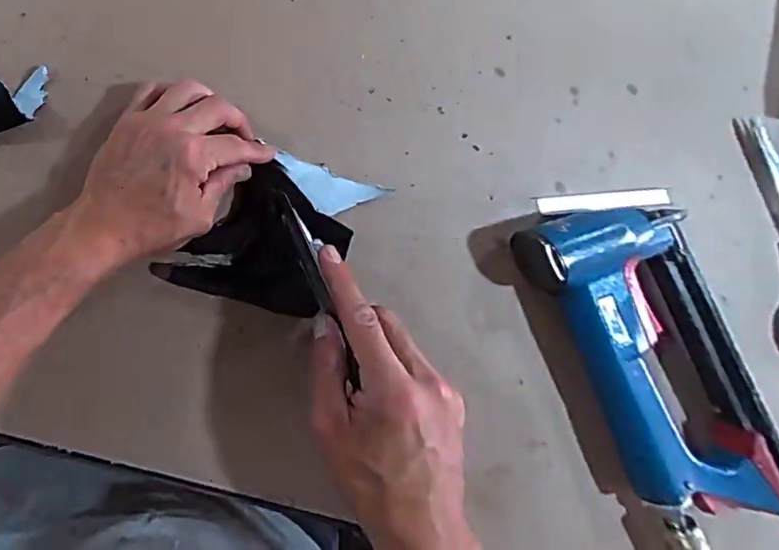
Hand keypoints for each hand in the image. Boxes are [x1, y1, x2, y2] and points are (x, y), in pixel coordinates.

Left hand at [63, 79, 275, 270]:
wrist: (100, 227)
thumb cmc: (151, 228)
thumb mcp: (198, 216)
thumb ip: (222, 185)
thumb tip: (240, 166)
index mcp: (193, 155)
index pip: (235, 145)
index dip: (256, 149)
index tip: (266, 152)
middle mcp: (174, 128)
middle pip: (218, 107)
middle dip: (238, 120)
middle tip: (242, 136)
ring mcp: (148, 119)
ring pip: (188, 88)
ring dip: (208, 98)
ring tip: (212, 114)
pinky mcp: (128, 119)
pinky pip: (151, 89)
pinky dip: (170, 91)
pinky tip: (178, 105)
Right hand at [310, 245, 475, 549]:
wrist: (425, 531)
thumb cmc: (372, 488)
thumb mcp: (332, 433)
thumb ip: (326, 373)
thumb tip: (327, 328)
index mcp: (393, 389)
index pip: (363, 320)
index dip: (343, 284)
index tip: (330, 256)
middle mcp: (426, 380)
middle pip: (387, 323)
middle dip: (361, 325)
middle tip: (343, 358)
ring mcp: (444, 388)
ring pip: (403, 341)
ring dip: (380, 351)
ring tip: (368, 395)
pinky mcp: (453, 397)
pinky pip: (418, 362)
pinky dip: (398, 368)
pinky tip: (390, 406)